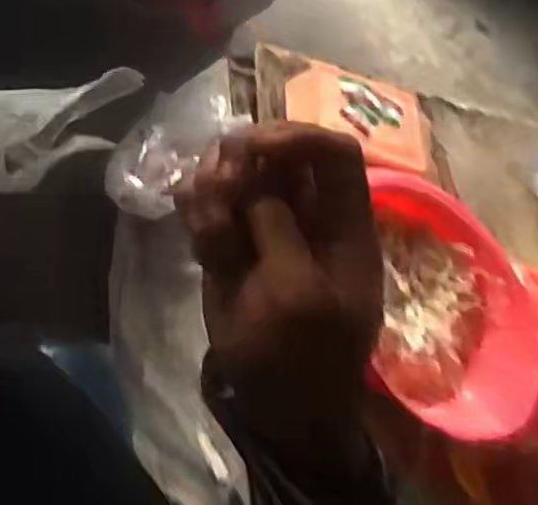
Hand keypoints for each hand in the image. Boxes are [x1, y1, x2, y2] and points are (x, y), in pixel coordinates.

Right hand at [176, 124, 382, 475]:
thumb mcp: (298, 292)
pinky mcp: (227, 231)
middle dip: (238, 164)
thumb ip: (277, 225)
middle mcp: (302, 209)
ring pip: (229, 169)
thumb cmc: (301, 354)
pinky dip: (195, 212)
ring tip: (211, 236)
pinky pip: (203, 197)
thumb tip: (248, 169)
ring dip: (211, 193)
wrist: (270, 400)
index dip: (295, 136)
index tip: (252, 148)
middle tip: (219, 193)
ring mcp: (261, 218)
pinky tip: (201, 248)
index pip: (333, 151)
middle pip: (270, 149)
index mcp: (342, 221)